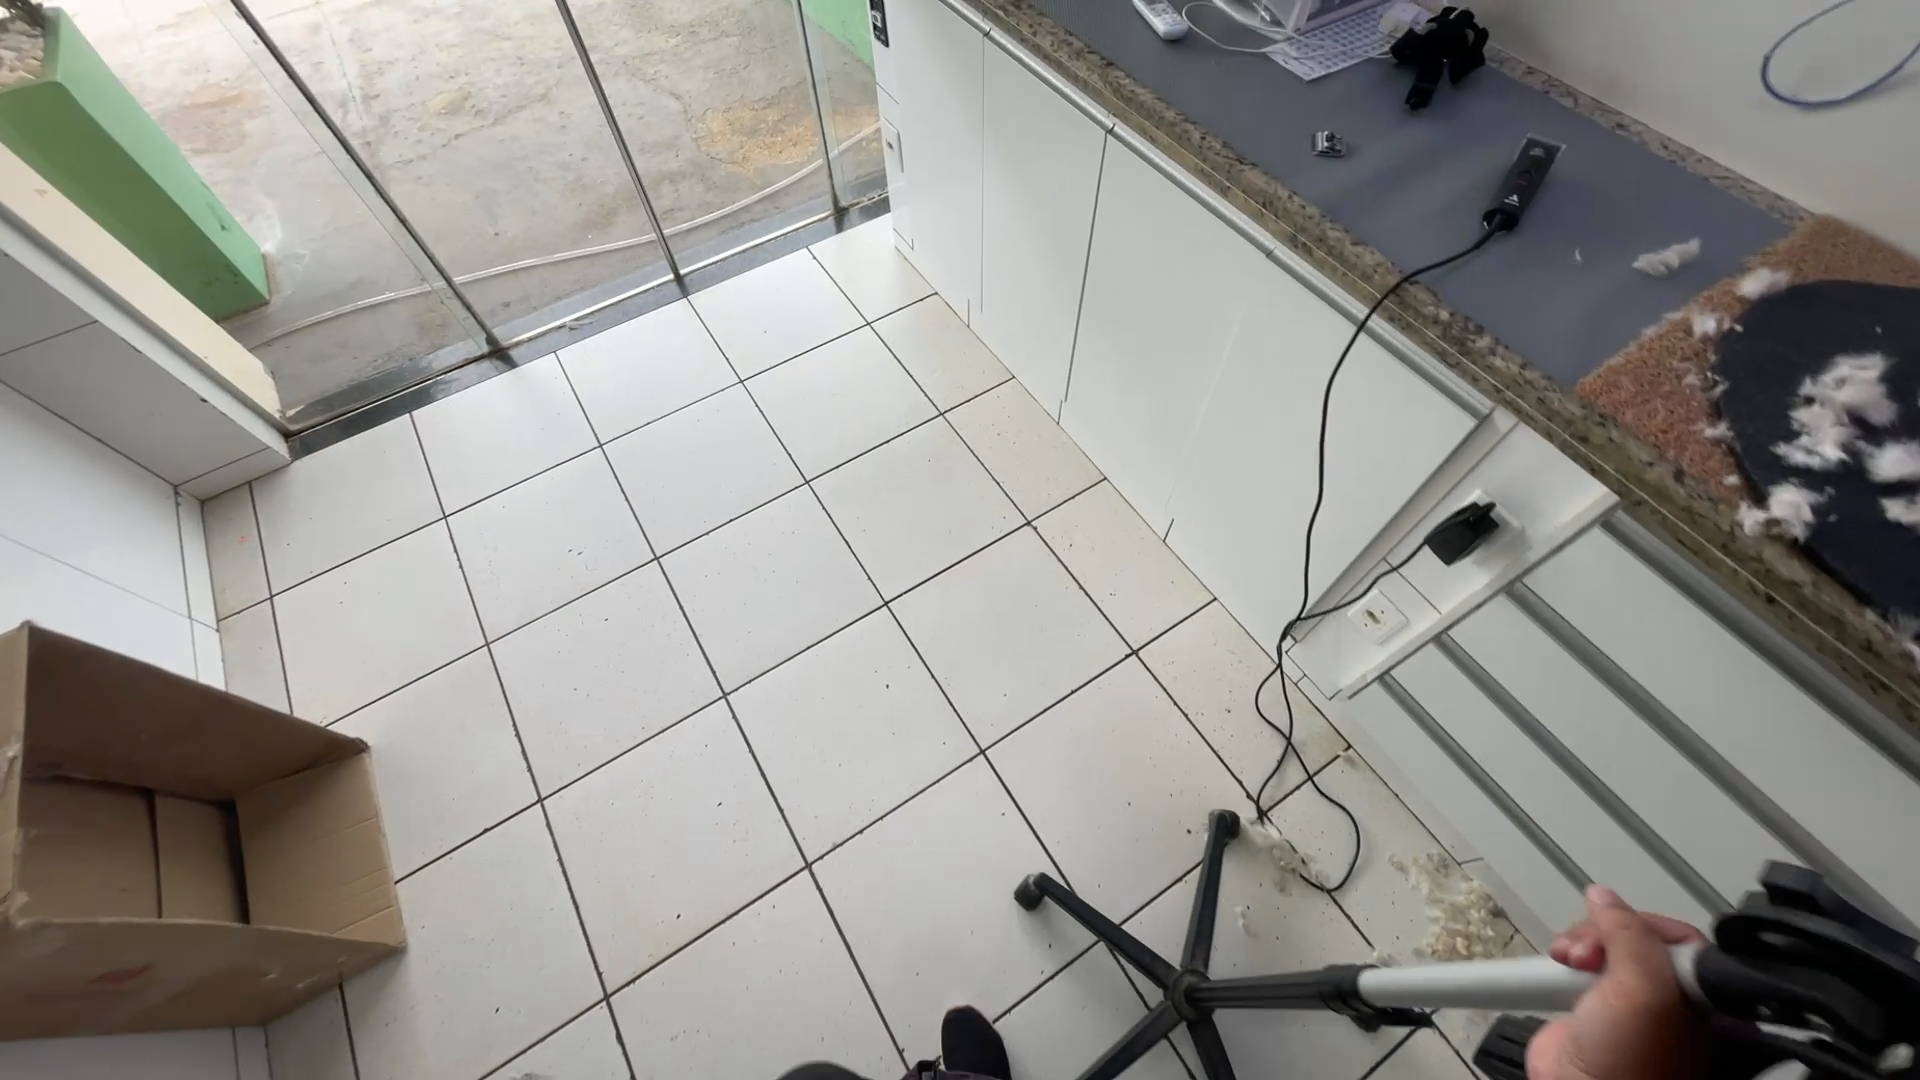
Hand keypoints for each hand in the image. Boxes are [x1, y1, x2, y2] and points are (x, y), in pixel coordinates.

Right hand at [1525, 885, 1706, 1079]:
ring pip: (1606, 947)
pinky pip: (1584, 964)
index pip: (1681, 939)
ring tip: (1565, 959)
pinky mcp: (1595, 1003)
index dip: (1641, 926)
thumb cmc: (1629, 1056)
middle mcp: (1675, 999)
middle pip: (1636, 937)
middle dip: (1601, 934)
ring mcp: (1633, 1002)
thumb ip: (1630, 938)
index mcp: (1708, 1002)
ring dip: (1579, 943)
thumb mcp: (1643, 992)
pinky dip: (1567, 958)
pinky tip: (1559, 966)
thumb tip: (1602, 895)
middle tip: (1582, 954)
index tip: (1613, 930)